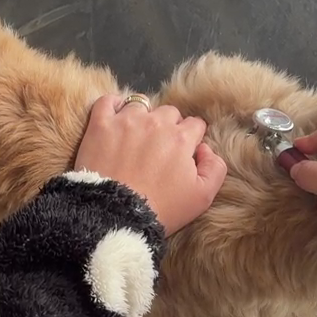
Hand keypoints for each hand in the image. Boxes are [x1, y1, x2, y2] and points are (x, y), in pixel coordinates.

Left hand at [73, 95, 227, 235]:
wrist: (116, 215)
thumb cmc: (162, 209)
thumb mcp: (203, 197)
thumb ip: (215, 168)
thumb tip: (205, 148)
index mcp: (181, 138)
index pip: (195, 125)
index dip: (191, 139)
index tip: (182, 154)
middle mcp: (156, 123)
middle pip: (169, 113)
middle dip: (168, 127)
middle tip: (159, 149)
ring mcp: (127, 121)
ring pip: (141, 104)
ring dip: (143, 116)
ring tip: (136, 136)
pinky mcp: (101, 125)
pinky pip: (107, 101)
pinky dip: (112, 105)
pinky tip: (115, 118)